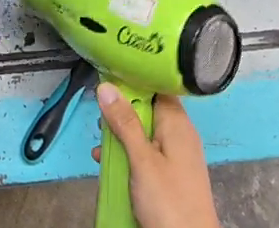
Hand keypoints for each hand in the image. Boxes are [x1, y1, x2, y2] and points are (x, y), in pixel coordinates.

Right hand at [94, 84, 222, 227]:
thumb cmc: (168, 200)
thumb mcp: (142, 160)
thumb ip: (125, 123)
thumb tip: (106, 85)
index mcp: (176, 122)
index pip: (156, 85)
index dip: (133, 79)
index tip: (108, 78)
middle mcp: (178, 134)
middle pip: (146, 109)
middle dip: (121, 112)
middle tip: (101, 120)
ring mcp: (174, 155)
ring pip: (143, 133)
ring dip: (121, 137)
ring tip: (100, 146)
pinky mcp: (168, 174)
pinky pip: (145, 154)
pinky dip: (128, 156)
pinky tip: (108, 164)